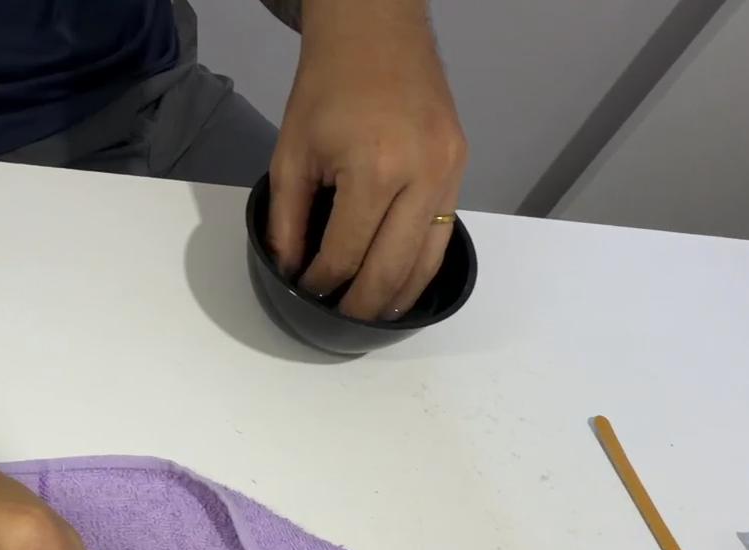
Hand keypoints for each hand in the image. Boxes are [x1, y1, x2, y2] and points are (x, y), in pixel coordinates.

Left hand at [268, 0, 466, 320]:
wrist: (376, 31)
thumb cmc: (327, 89)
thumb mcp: (290, 159)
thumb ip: (288, 224)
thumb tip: (291, 271)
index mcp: (374, 171)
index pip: (345, 256)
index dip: (321, 282)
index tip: (306, 289)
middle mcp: (421, 175)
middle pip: (390, 269)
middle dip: (360, 304)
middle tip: (339, 319)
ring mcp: (449, 171)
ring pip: (425, 260)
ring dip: (397, 297)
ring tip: (372, 316)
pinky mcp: (461, 166)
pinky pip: (444, 233)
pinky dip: (421, 267)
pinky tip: (400, 284)